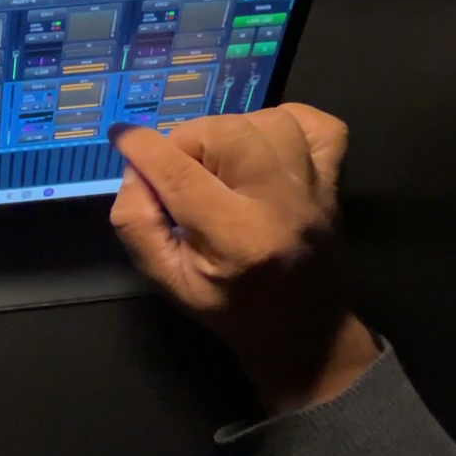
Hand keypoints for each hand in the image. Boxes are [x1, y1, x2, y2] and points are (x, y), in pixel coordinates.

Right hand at [107, 105, 377, 411]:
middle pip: (225, 132)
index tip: (121, 136)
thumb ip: (136, 224)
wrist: (305, 333)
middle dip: (186, 139)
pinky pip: (317, 124)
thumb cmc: (228, 308)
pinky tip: (261, 143)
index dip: (140, 146)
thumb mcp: (166, 280)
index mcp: (236, 237)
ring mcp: (315, 189)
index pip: (177, 171)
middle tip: (178, 166)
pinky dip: (283, 122)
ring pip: (267, 122)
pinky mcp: (334, 180)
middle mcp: (281, 205)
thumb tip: (135, 170)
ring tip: (216, 158)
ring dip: (230, 130)